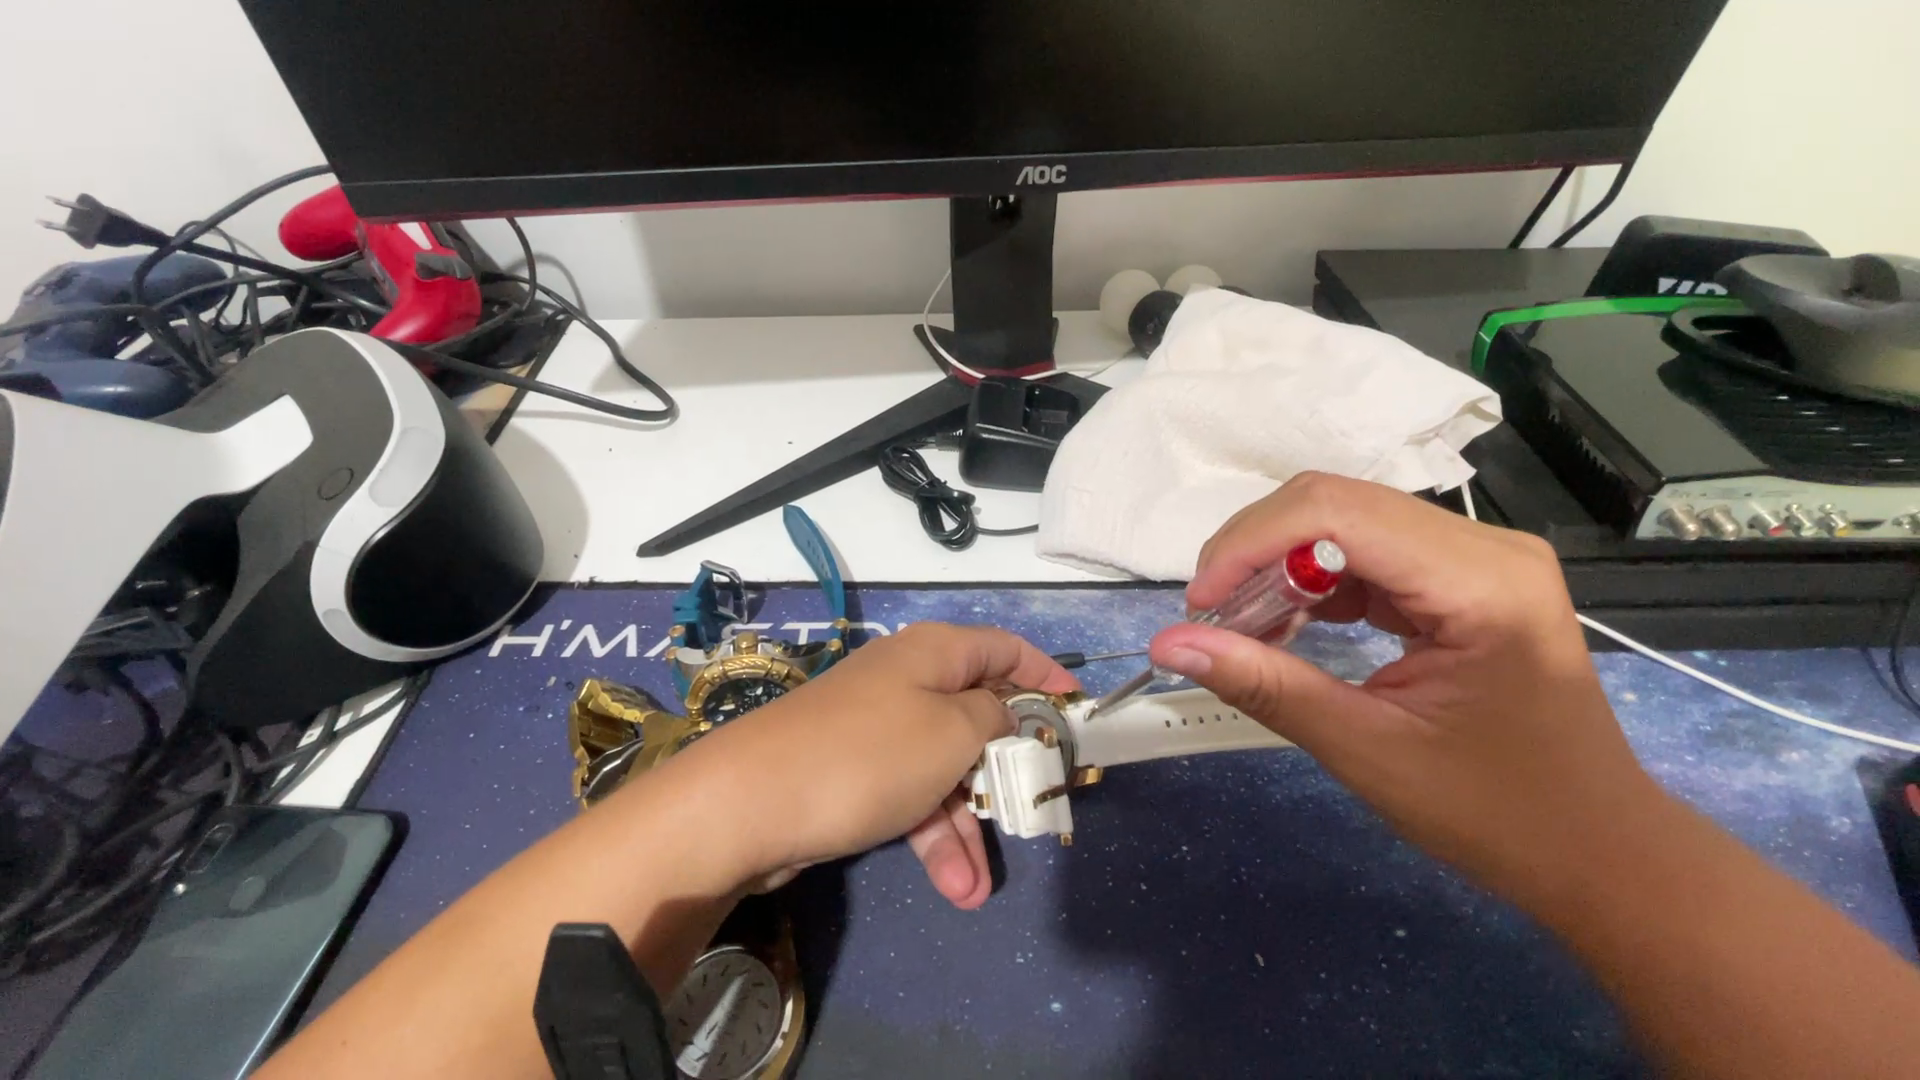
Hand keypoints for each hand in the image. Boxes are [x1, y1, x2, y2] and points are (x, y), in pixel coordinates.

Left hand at [668, 623, 1077, 909]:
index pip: (1004, 647)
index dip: (1044, 674)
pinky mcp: (854, 772)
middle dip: (1006, 767)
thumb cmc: (868, 756)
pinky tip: (952, 886)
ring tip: (978, 886)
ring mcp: (877, 729)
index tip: (1077, 709)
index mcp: (933, 653)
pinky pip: (909, 796)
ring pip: (944, 768)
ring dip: (964, 825)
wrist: (748, 804)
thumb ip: (994, 715)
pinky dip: (929, 834)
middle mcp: (906, 682)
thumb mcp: (952, 730)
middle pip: (977, 715)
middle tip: (1036, 806)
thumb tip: (1001, 709)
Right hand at [1150, 472, 1665, 909]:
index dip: (1248, 545)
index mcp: (1479, 581)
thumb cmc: (1496, 813)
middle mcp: (1483, 546)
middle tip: (1212, 618)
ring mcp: (1476, 558)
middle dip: (1255, 552)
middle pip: (1334, 503)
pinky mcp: (1461, 578)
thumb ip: (1265, 686)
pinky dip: (1311, 582)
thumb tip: (1168, 645)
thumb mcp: (1366, 750)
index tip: (1200, 606)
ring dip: (1278, 565)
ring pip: (1343, 521)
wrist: (1597, 851)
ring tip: (1243, 628)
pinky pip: (1365, 552)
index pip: (1334, 513)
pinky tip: (1287, 628)